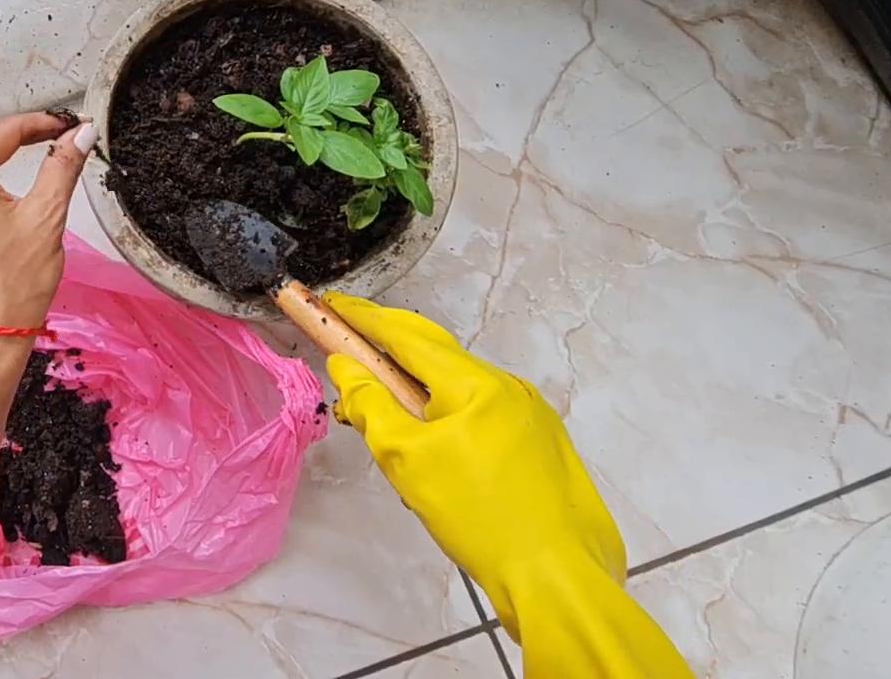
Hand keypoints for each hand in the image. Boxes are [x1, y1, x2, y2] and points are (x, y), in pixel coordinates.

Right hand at [322, 293, 625, 642]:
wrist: (561, 587)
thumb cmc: (478, 516)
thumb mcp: (406, 459)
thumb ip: (369, 403)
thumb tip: (346, 367)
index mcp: (476, 383)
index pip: (405, 336)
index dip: (362, 317)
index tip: (330, 303)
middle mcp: (508, 388)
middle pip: (434, 350)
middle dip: (387, 341)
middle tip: (347, 337)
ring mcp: (531, 417)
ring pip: (458, 384)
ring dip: (415, 384)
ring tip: (382, 406)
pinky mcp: (543, 447)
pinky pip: (480, 411)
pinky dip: (444, 410)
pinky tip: (429, 441)